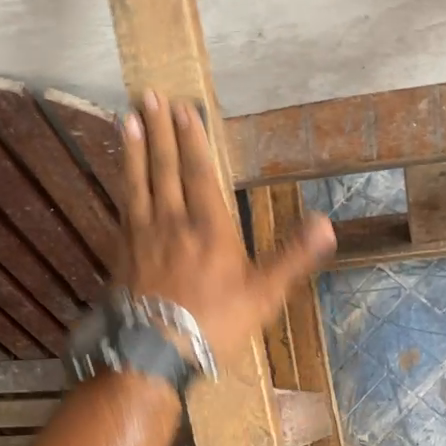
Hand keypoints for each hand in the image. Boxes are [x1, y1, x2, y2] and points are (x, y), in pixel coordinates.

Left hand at [115, 89, 334, 355]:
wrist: (155, 351)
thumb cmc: (215, 323)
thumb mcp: (264, 294)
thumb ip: (292, 256)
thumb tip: (327, 225)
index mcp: (210, 226)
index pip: (200, 172)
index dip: (193, 139)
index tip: (184, 109)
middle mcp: (174, 220)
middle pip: (165, 166)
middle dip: (161, 129)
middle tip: (151, 94)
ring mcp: (143, 234)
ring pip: (138, 180)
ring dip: (134, 147)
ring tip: (128, 117)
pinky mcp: (122, 251)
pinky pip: (122, 205)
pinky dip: (121, 182)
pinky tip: (118, 172)